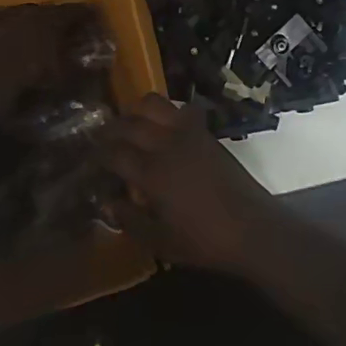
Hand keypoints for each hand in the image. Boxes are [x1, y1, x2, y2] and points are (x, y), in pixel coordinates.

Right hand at [96, 94, 289, 271]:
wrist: (253, 230)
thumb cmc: (205, 242)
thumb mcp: (161, 242)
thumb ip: (130, 221)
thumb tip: (108, 203)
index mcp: (152, 173)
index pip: (113, 153)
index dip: (98, 155)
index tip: (91, 160)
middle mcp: (165, 145)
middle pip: (128, 123)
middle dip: (110, 130)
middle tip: (103, 141)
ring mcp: (186, 133)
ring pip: (152, 103)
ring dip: (136, 111)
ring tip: (131, 126)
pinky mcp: (204, 131)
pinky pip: (180, 108)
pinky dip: (167, 112)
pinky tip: (164, 128)